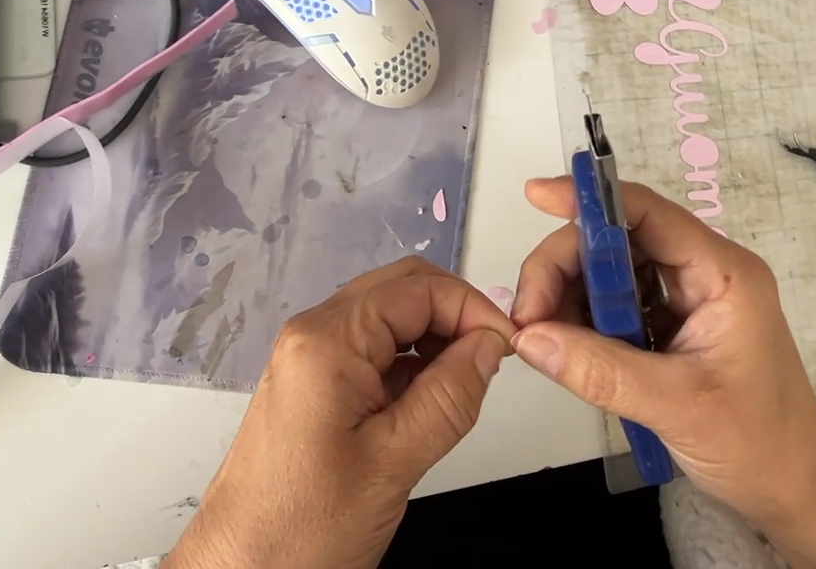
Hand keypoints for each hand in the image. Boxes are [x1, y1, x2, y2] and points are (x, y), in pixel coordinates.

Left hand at [170, 257, 514, 568]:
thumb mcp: (393, 462)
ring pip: (388, 317)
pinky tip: (433, 393)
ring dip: (434, 335)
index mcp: (329, 338)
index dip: (470, 307)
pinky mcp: (314, 382)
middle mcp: (315, 332)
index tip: (508, 346)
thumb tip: (489, 344)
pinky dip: (411, 359)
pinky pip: (373, 348)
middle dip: (453, 312)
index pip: (416, 289)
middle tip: (493, 356)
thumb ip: (449, 396)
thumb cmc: (306, 526)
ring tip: (468, 379)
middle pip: (400, 289)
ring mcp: (311, 355)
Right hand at [510, 177, 815, 532]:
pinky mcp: (664, 322)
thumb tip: (528, 337)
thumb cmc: (760, 446)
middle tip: (529, 315)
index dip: (588, 199)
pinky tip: (565, 346)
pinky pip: (608, 303)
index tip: (535, 196)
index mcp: (719, 272)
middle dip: (564, 268)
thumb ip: (600, 370)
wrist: (796, 494)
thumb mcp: (678, 406)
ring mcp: (680, 296)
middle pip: (613, 241)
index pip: (645, 212)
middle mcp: (697, 271)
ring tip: (543, 338)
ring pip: (604, 270)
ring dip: (566, 296)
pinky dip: (579, 319)